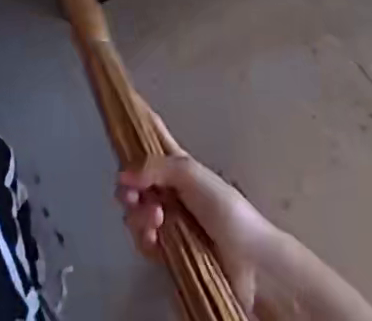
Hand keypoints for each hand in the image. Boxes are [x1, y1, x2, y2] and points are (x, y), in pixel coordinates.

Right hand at [116, 110, 276, 309]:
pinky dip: (144, 239)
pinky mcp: (167, 251)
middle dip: (128, 187)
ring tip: (156, 221)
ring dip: (139, 215)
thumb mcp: (191, 175)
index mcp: (177, 166)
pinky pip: (142, 242)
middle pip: (134, 180)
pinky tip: (155, 240)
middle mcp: (168, 190)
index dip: (139, 124)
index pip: (154, 137)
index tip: (120, 110)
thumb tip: (122, 174)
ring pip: (134, 211)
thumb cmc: (225, 209)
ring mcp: (167, 221)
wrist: (251, 261)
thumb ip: (156, 167)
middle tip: (133, 197)